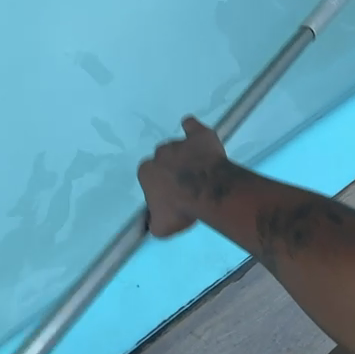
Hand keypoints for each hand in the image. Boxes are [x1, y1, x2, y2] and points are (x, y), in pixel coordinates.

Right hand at [137, 116, 239, 237]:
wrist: (208, 192)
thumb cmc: (183, 209)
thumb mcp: (162, 227)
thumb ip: (153, 223)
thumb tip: (151, 223)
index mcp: (146, 172)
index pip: (150, 176)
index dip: (161, 185)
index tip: (172, 194)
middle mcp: (159, 154)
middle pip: (164, 160)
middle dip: (172, 169)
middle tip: (187, 184)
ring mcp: (179, 142)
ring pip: (180, 147)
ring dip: (186, 156)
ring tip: (200, 171)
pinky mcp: (198, 135)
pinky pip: (192, 126)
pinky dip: (192, 129)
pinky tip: (194, 133)